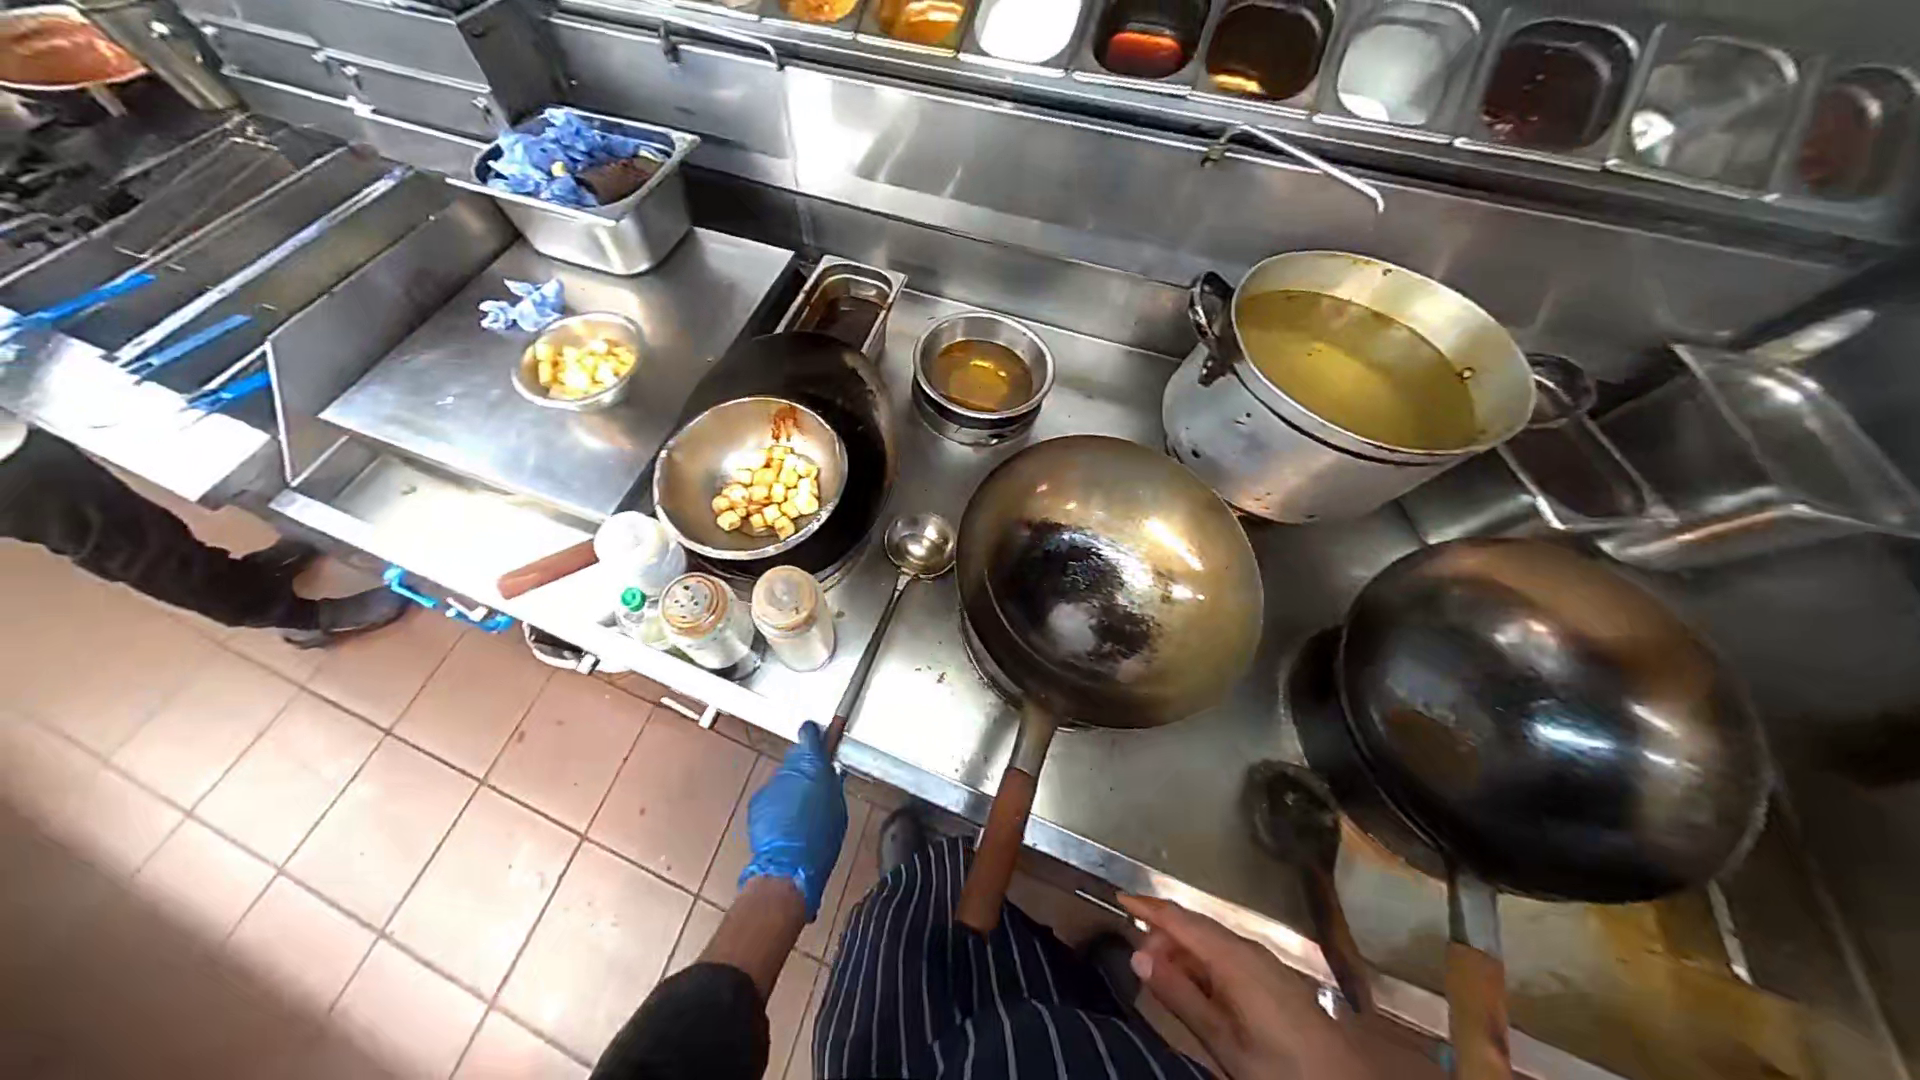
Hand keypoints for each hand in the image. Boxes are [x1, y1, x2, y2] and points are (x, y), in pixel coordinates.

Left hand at [740, 721, 847, 919]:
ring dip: (792, 785)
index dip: (815, 732)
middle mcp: (789, 770)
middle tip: (816, 779)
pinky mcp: (758, 801)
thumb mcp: (838, 806)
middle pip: (796, 756)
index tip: (817, 730)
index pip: (810, 734)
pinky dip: (779, 802)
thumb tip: (830, 773)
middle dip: (805, 764)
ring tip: (803, 808)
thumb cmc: (819, 840)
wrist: (788, 866)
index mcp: (813, 766)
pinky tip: (788, 820)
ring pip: (784, 776)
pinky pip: (772, 795)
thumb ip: (831, 783)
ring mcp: (771, 785)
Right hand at [1119, 895, 1383, 1079]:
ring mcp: (1267, 963)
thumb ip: (1180, 996)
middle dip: (1163, 933)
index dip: (1149, 907)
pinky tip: (1199, 987)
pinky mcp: (1277, 981)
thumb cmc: (1281, 1069)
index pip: (1181, 919)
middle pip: (1196, 926)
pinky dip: (1204, 962)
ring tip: (1161, 973)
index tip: (1119, 897)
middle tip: (1138, 959)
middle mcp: (1249, 949)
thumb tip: (1137, 956)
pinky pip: (1229, 956)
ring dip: (1183, 950)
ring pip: (1213, 941)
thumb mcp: (1223, 1041)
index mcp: (1233, 957)